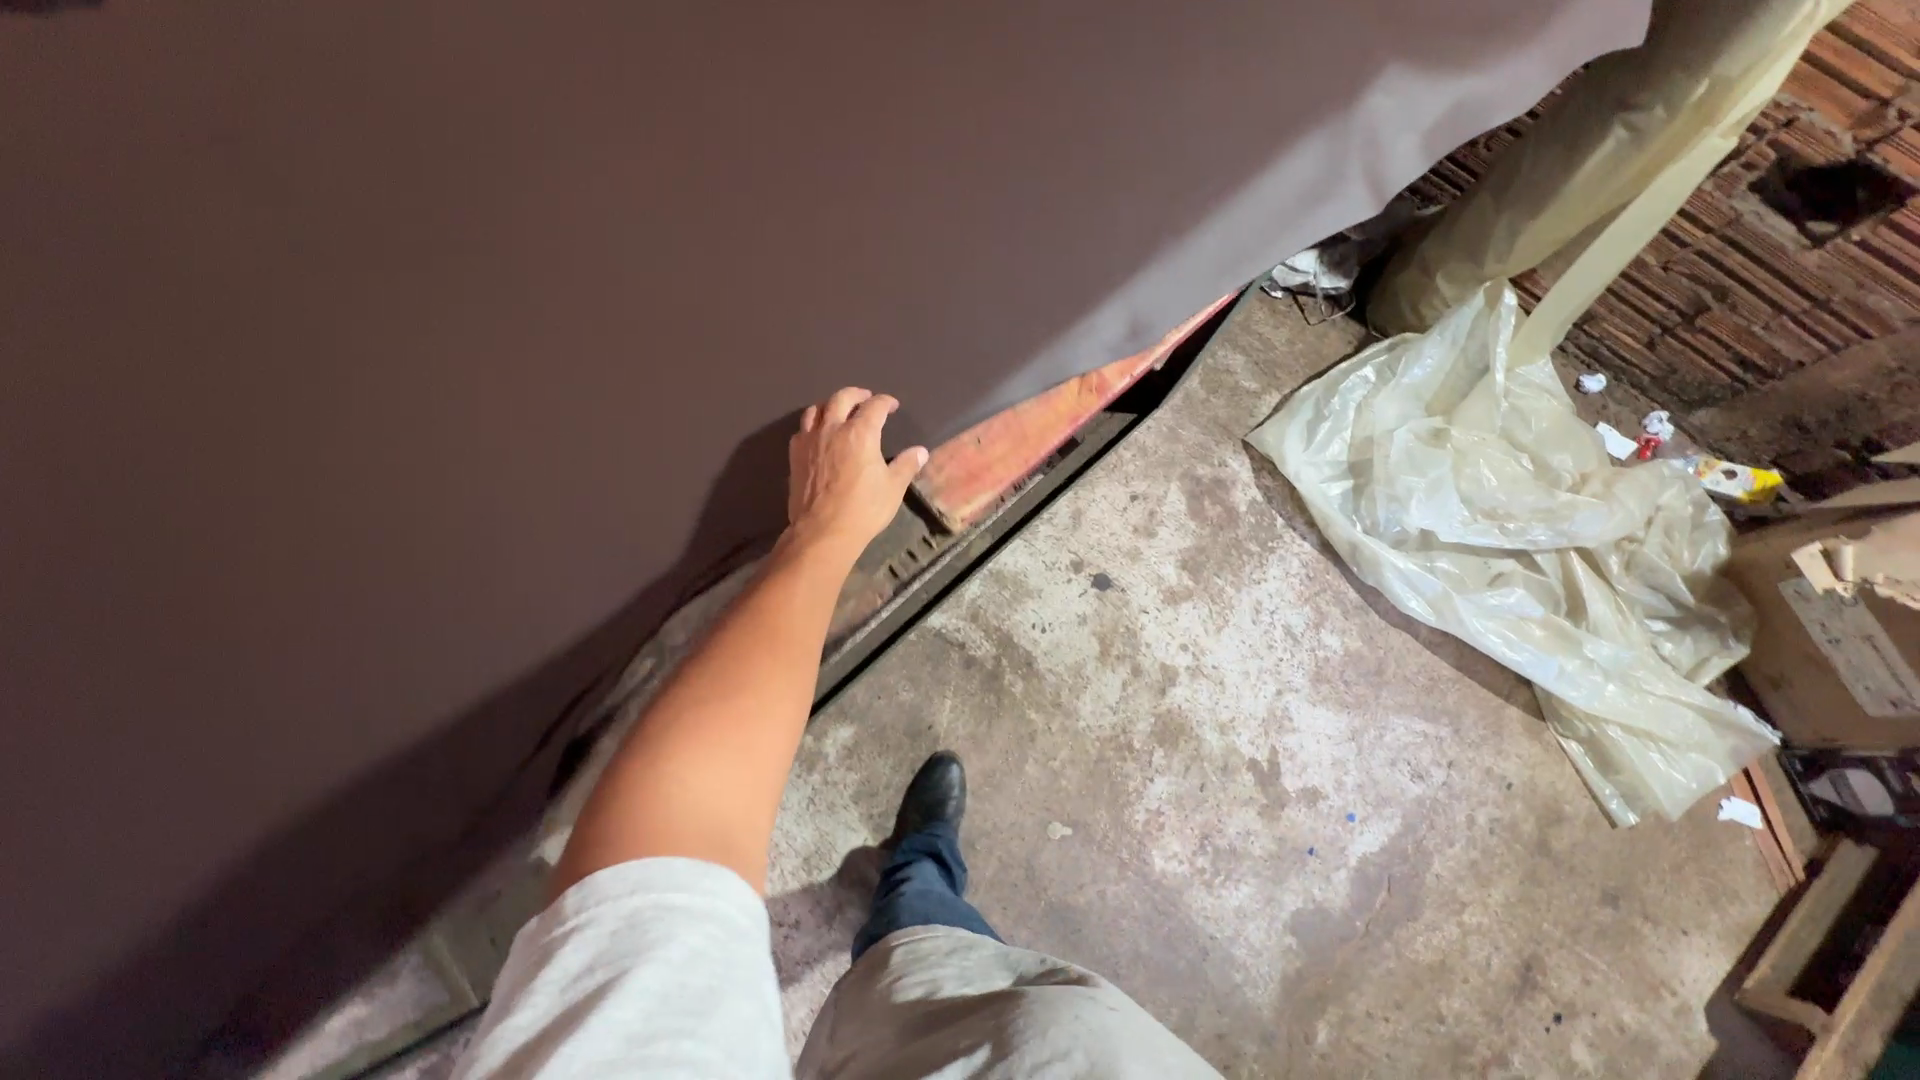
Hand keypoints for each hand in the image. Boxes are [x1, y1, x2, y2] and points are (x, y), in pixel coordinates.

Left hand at [783, 387, 927, 559]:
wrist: (823, 531)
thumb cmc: (863, 509)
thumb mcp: (892, 488)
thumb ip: (906, 465)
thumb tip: (921, 452)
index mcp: (860, 433)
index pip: (874, 407)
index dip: (885, 402)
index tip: (891, 406)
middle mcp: (832, 429)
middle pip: (841, 398)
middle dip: (856, 394)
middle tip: (865, 398)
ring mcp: (810, 441)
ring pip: (816, 410)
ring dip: (830, 405)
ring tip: (838, 411)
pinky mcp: (795, 456)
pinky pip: (802, 430)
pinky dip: (812, 426)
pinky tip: (817, 435)